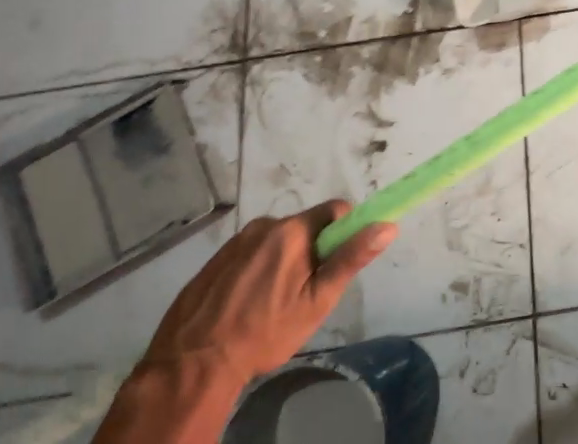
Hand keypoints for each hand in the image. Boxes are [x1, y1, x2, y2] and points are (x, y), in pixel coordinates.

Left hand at [140, 200, 396, 382]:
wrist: (189, 366)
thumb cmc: (264, 333)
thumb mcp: (318, 300)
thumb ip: (351, 258)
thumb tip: (387, 226)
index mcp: (293, 231)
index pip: (336, 210)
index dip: (344, 233)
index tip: (334, 264)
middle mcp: (263, 226)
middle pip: (305, 227)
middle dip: (312, 251)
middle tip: (304, 292)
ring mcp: (234, 243)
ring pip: (276, 242)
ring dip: (283, 261)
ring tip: (272, 303)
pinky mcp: (213, 261)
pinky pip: (249, 255)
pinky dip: (256, 272)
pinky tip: (246, 304)